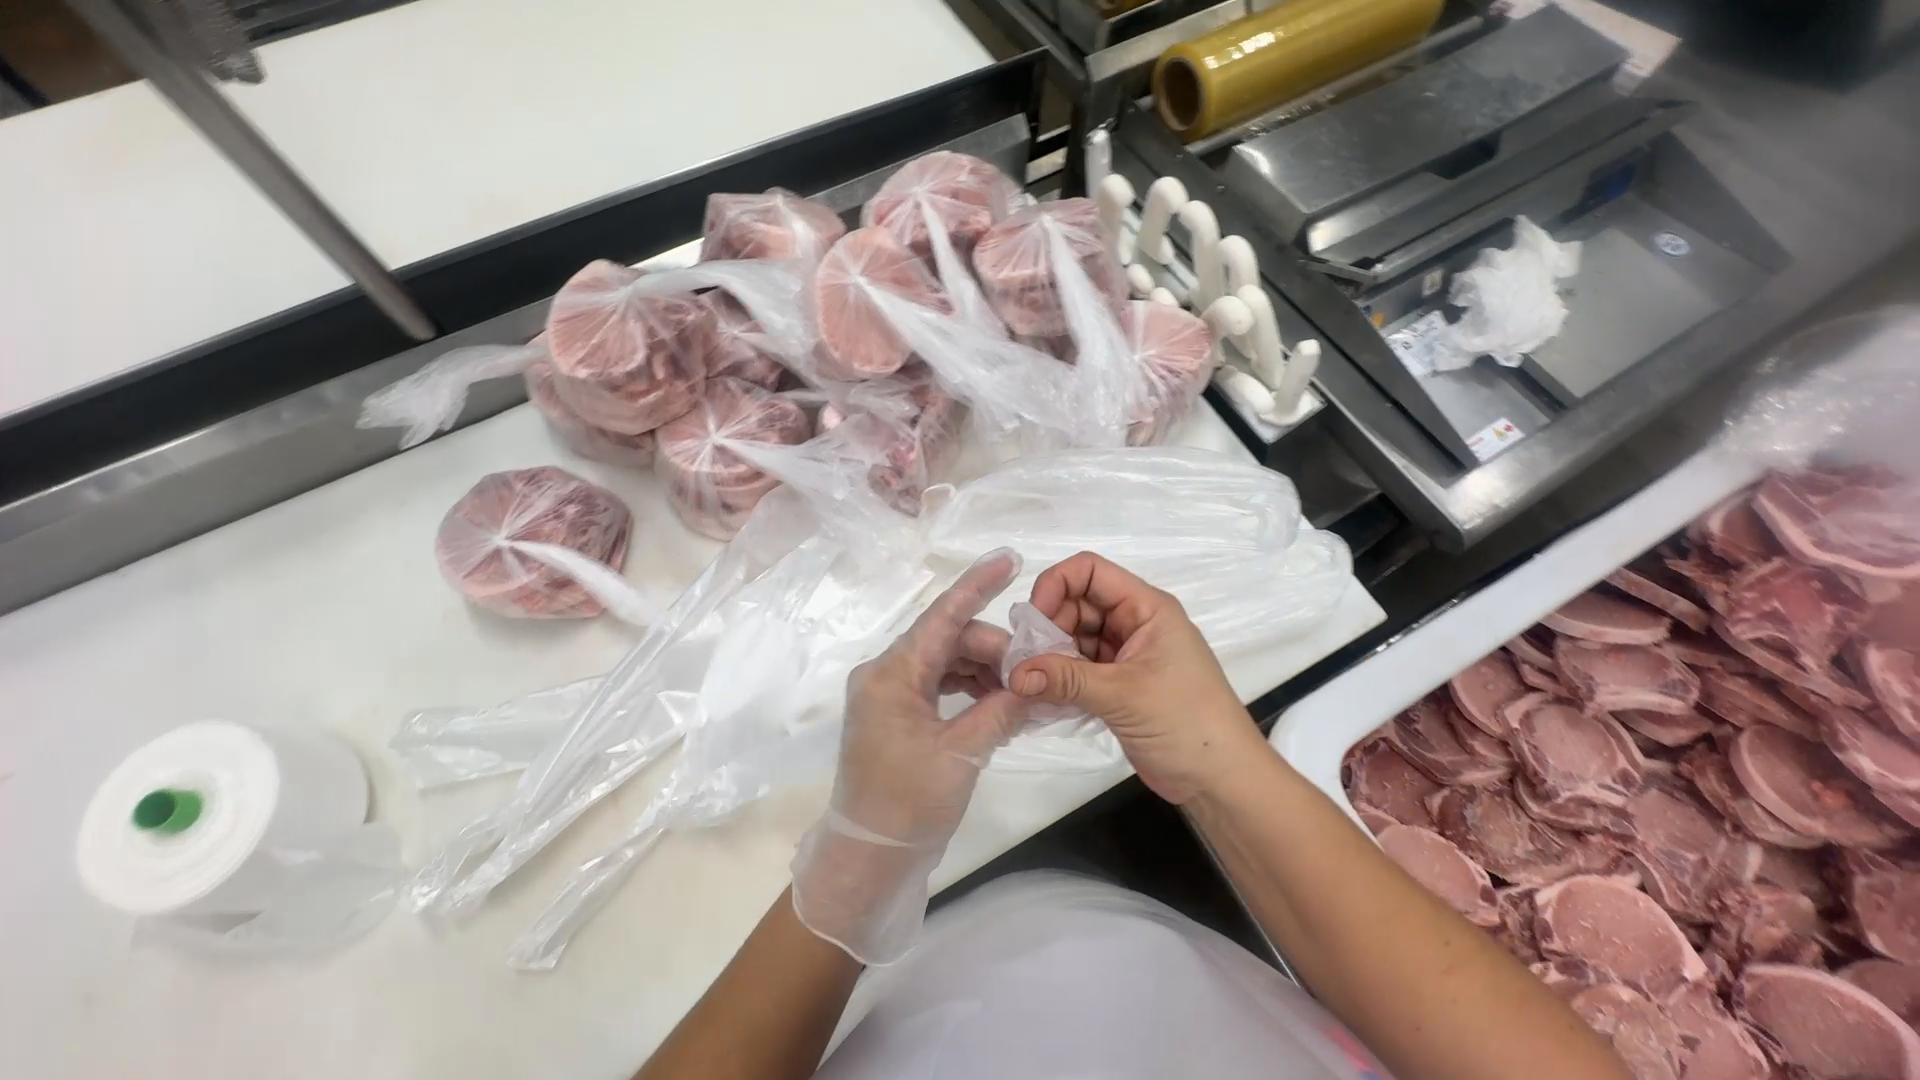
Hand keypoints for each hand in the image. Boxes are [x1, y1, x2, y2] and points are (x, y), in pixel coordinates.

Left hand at [790, 548, 1028, 964]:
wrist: (868, 857)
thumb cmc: (908, 804)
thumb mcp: (962, 753)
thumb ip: (1002, 709)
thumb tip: (1038, 683)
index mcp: (892, 675)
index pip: (942, 617)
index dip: (977, 586)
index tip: (1010, 559)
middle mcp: (885, 675)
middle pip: (950, 642)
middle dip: (997, 650)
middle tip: (1039, 670)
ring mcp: (889, 696)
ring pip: (947, 664)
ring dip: (986, 672)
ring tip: (1026, 692)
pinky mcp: (897, 716)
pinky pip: (940, 686)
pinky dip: (971, 691)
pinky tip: (1002, 705)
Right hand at [1008, 552, 1264, 803]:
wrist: (1221, 779)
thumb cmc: (1186, 723)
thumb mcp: (1123, 696)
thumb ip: (1066, 680)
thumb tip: (1014, 673)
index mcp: (1146, 608)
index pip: (1090, 571)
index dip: (1056, 585)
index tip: (1032, 622)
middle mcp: (1135, 623)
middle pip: (1077, 603)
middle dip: (1048, 626)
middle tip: (1023, 661)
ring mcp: (1126, 655)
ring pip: (1075, 637)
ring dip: (1050, 655)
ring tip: (1026, 682)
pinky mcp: (1118, 685)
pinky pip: (1079, 668)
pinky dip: (1059, 678)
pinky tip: (1039, 696)